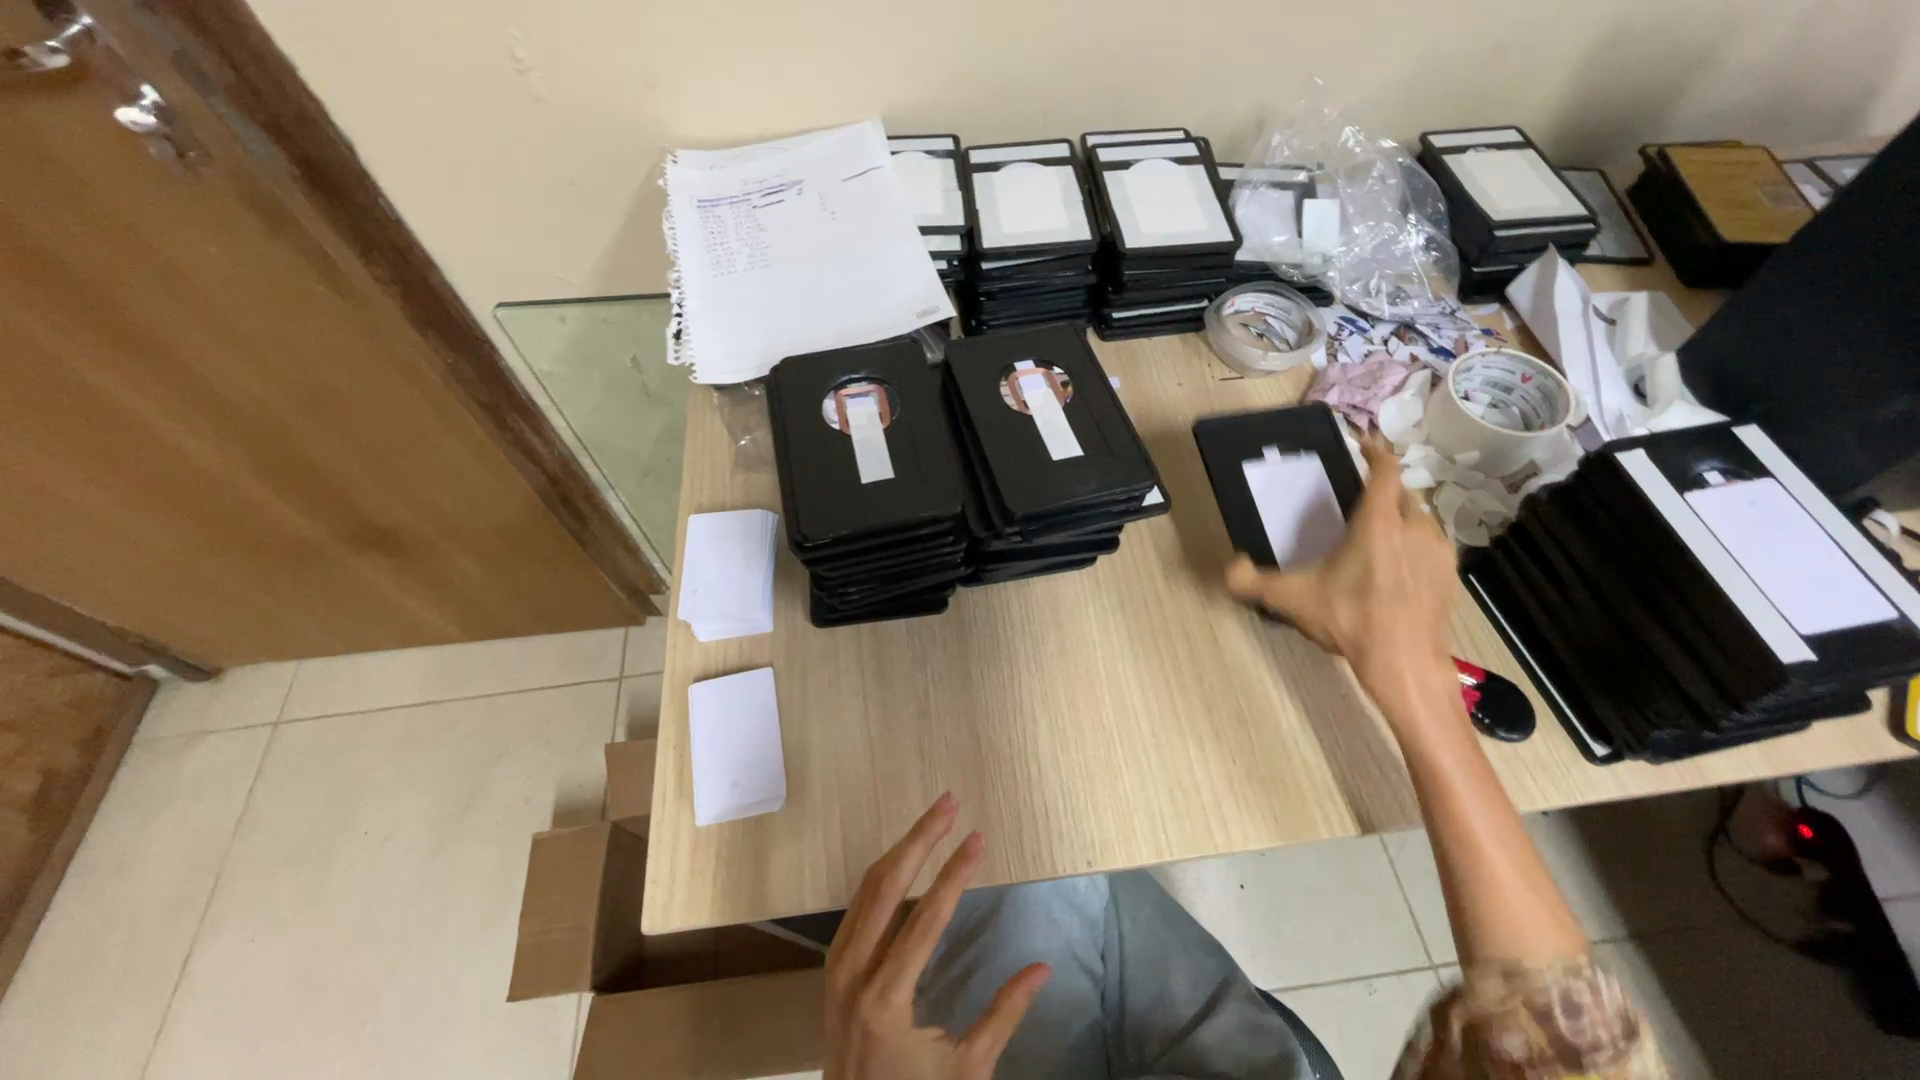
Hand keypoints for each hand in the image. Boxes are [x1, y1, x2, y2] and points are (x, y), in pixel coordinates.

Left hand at [824, 794, 1050, 1078]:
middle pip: (885, 886)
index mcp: (885, 999)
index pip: (926, 918)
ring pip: (865, 890)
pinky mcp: (832, 970)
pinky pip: (856, 908)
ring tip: (932, 820)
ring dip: (900, 850)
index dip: (955, 873)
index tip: (977, 838)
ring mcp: (836, 969)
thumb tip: (1042, 968)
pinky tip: (903, 861)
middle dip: (919, 839)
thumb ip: (1003, 1016)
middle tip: (948, 802)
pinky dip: (881, 876)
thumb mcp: (966, 1069)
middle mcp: (853, 974)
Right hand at [1226, 436, 1457, 711]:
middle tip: (1360, 500)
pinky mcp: (1450, 573)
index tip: (1363, 444)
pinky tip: (1398, 565)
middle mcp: (1415, 526)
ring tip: (1378, 533)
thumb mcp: (1291, 600)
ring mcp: (1438, 550)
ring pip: (1421, 517)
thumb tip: (1230, 567)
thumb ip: (1251, 582)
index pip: (1384, 471)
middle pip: (1403, 492)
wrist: (1404, 662)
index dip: (1375, 452)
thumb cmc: (1350, 621)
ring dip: (1401, 517)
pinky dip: (1415, 544)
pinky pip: (1432, 544)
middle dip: (1384, 489)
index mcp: (1378, 522)